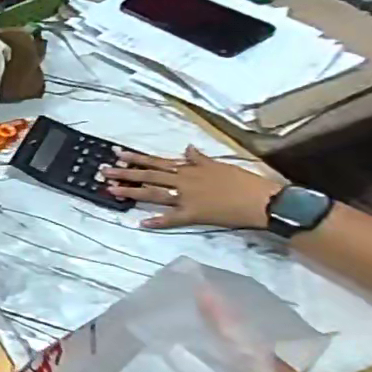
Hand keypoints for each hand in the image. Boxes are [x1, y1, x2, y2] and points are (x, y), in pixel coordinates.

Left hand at [100, 147, 282, 229]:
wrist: (268, 201)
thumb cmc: (247, 182)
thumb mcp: (222, 165)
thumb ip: (200, 159)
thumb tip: (187, 148)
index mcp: (191, 170)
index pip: (157, 162)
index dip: (136, 158)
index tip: (117, 154)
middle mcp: (184, 181)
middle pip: (149, 176)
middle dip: (125, 173)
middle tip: (103, 171)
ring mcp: (187, 198)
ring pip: (153, 193)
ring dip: (131, 192)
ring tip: (110, 190)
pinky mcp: (194, 214)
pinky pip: (172, 219)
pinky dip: (158, 221)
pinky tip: (141, 223)